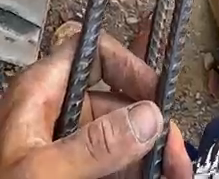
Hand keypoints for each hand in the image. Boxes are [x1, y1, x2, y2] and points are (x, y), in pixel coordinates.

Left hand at [0, 29, 191, 178]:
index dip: (125, 65)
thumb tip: (148, 116)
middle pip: (112, 101)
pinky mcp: (64, 177)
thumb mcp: (43, 170)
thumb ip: (95, 144)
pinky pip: (107, 169)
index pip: (88, 52)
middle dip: (148, 125)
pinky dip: (133, 173)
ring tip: (177, 173)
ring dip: (149, 155)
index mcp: (39, 93)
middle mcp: (52, 114)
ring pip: (115, 140)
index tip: (156, 97)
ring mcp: (58, 150)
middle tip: (179, 157)